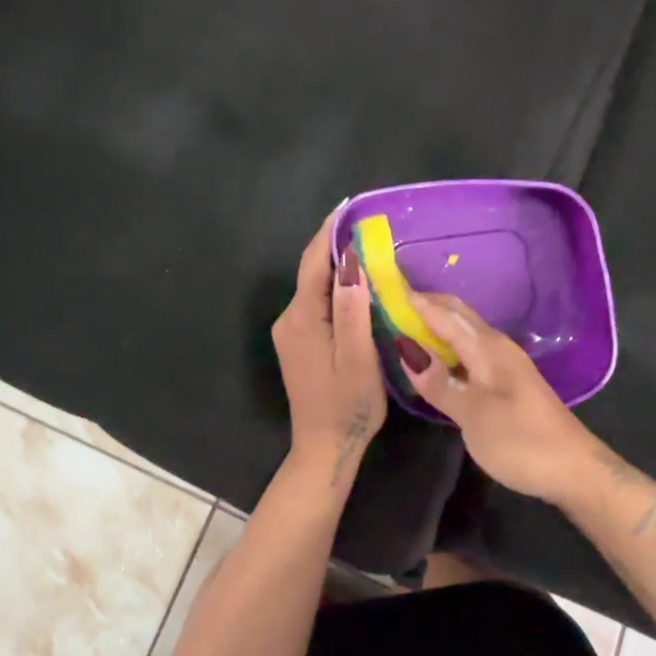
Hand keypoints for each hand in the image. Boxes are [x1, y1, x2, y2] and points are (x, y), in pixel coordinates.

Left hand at [271, 211, 385, 488]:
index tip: (347, 206)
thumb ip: (352, 310)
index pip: (314, 263)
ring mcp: (291, 332)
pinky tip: (356, 284)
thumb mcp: (358, 359)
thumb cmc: (348, 406)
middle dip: (335, 244)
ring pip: (314, 287)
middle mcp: (289, 319)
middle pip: (312, 271)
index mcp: (302, 318)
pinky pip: (316, 303)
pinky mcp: (299, 343)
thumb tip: (352, 263)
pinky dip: (334, 287)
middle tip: (365, 222)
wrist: (324, 449)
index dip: (329, 232)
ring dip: (336, 266)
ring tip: (366, 245)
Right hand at [398, 293, 600, 505]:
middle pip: (457, 314)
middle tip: (389, 302)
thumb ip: (440, 382)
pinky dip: (448, 343)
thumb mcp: (473, 415)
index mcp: (487, 348)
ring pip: (464, 331)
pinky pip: (470, 349)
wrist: (575, 470)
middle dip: (425, 304)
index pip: (444, 314)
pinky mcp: (508, 381)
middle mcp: (496, 346)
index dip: (414, 300)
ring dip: (436, 323)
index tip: (384, 287)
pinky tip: (435, 358)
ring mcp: (504, 363)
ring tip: (404, 323)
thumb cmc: (522, 441)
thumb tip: (406, 348)